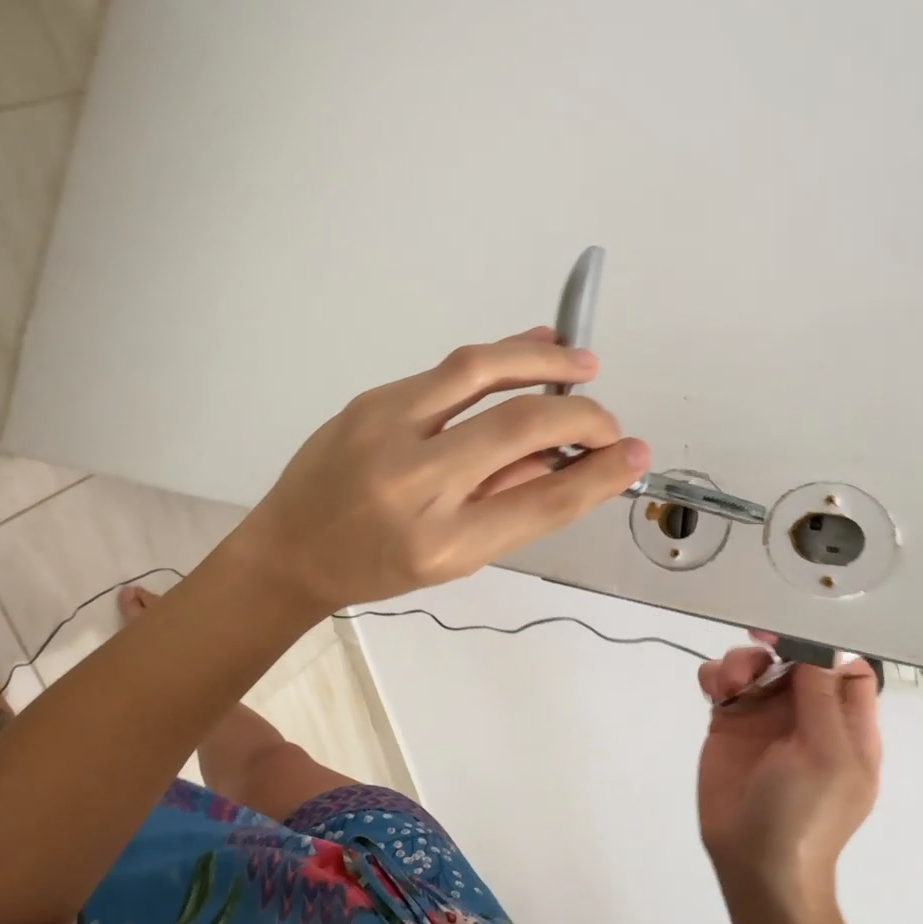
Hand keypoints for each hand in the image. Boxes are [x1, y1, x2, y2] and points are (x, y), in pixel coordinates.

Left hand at [224, 327, 649, 613]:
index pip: (541, 501)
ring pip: (477, 370)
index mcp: (439, 542)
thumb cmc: (371, 566)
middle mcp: (412, 481)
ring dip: (539, 358)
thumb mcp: (447, 561)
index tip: (635, 454)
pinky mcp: (367, 400)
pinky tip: (523, 356)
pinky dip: (493, 362)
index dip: (599, 474)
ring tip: (580, 362)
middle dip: (579, 413)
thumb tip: (564, 457)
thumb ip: (509, 508)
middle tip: (606, 418)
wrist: (287, 548)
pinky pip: (444, 373)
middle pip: (518, 425)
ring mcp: (383, 429)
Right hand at [696, 644, 880, 895]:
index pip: (847, 669)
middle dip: (773, 647)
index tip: (794, 633)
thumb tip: (817, 648)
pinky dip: (714, 676)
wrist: (755, 857)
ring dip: (738, 662)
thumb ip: (822, 697)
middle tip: (754, 641)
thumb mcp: (829, 756)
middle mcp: (807, 715)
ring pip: (754, 665)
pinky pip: (721, 682)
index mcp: (846, 726)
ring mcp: (765, 718)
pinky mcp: (729, 722)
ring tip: (728, 685)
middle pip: (792, 659)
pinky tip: (714, 692)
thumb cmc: (805, 812)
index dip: (825, 647)